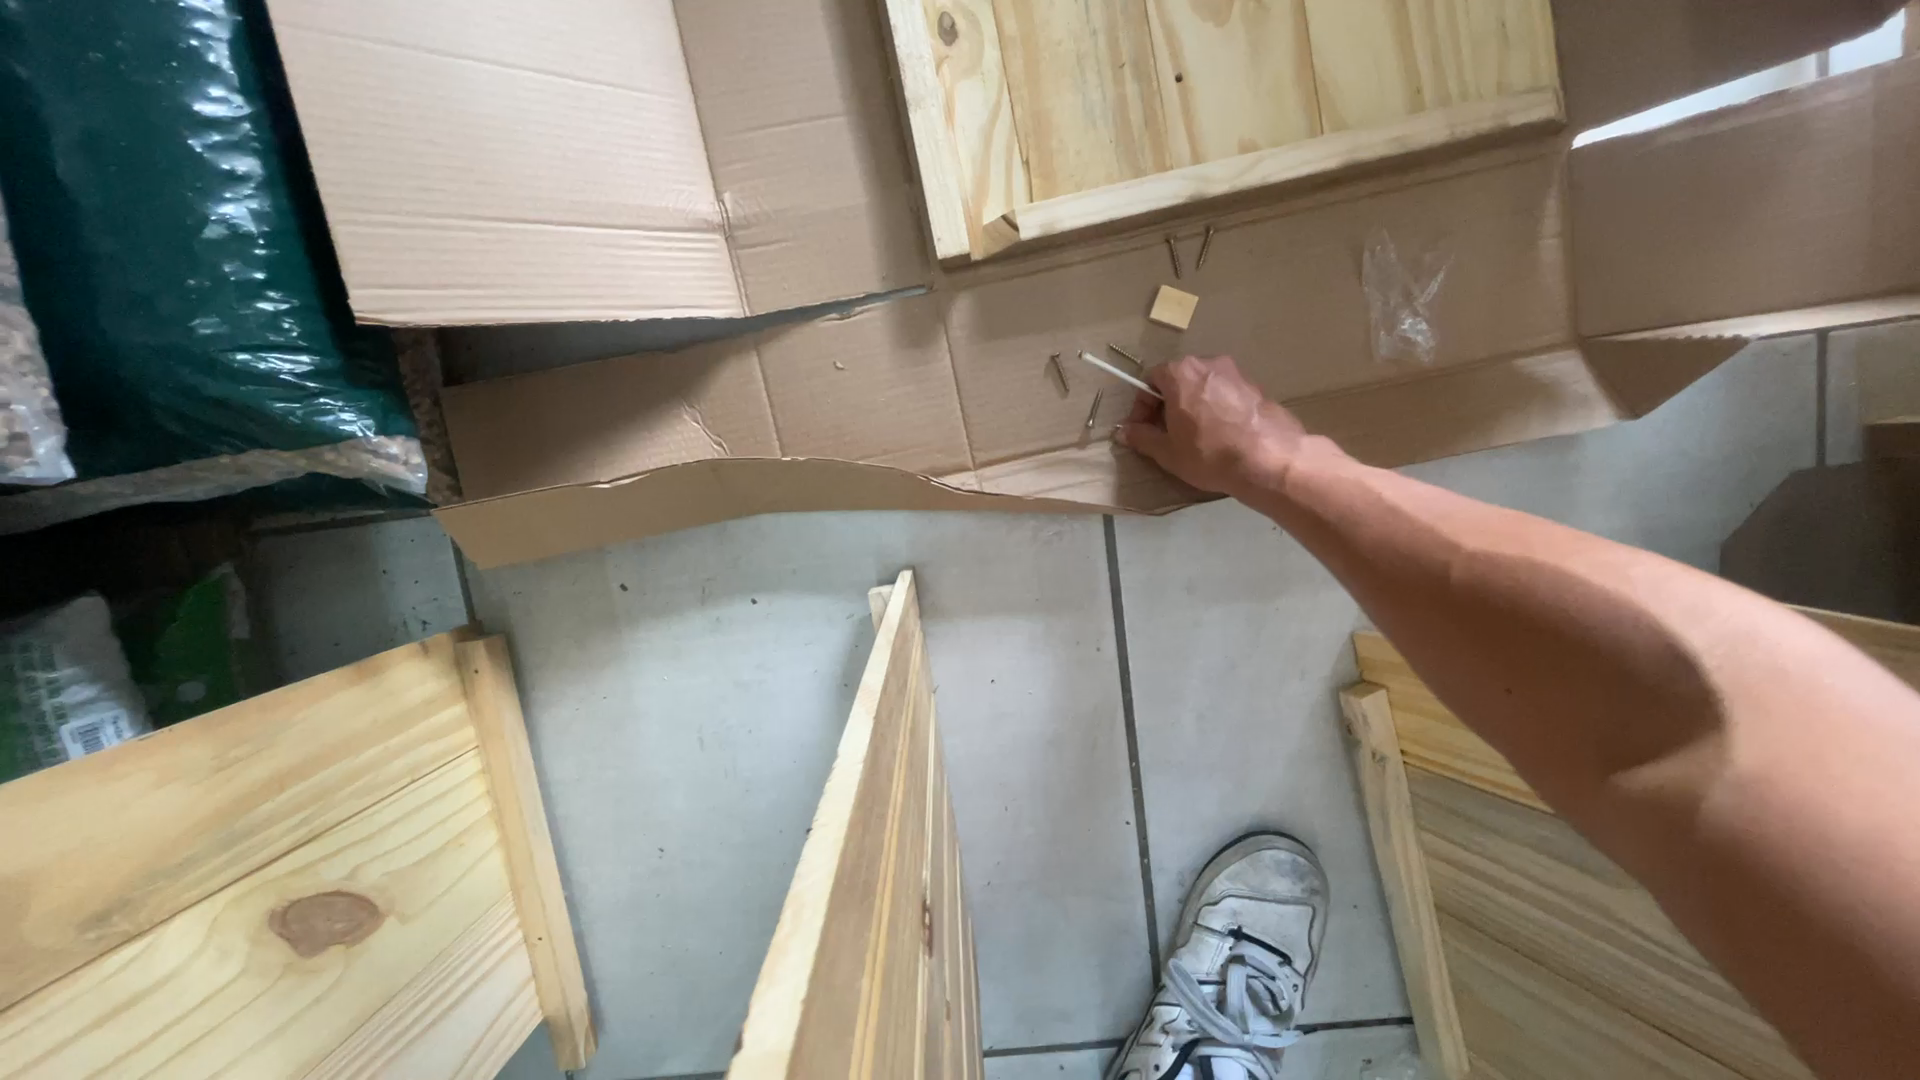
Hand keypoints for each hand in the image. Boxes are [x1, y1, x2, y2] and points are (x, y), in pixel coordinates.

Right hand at [1117, 356, 1307, 497]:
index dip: (1142, 405)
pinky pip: (1226, 394)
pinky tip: (1221, 435)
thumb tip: (1124, 431)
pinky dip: (1216, 409)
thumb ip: (1142, 437)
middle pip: (1178, 379)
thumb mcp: (1167, 452)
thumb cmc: (1209, 453)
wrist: (1269, 459)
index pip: (1151, 379)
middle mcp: (1208, 364)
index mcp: (1181, 373)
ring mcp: (1236, 373)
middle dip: (1168, 404)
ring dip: (1193, 406)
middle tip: (1167, 433)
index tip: (1142, 428)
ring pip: (1204, 386)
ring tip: (1195, 436)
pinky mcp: (1256, 387)